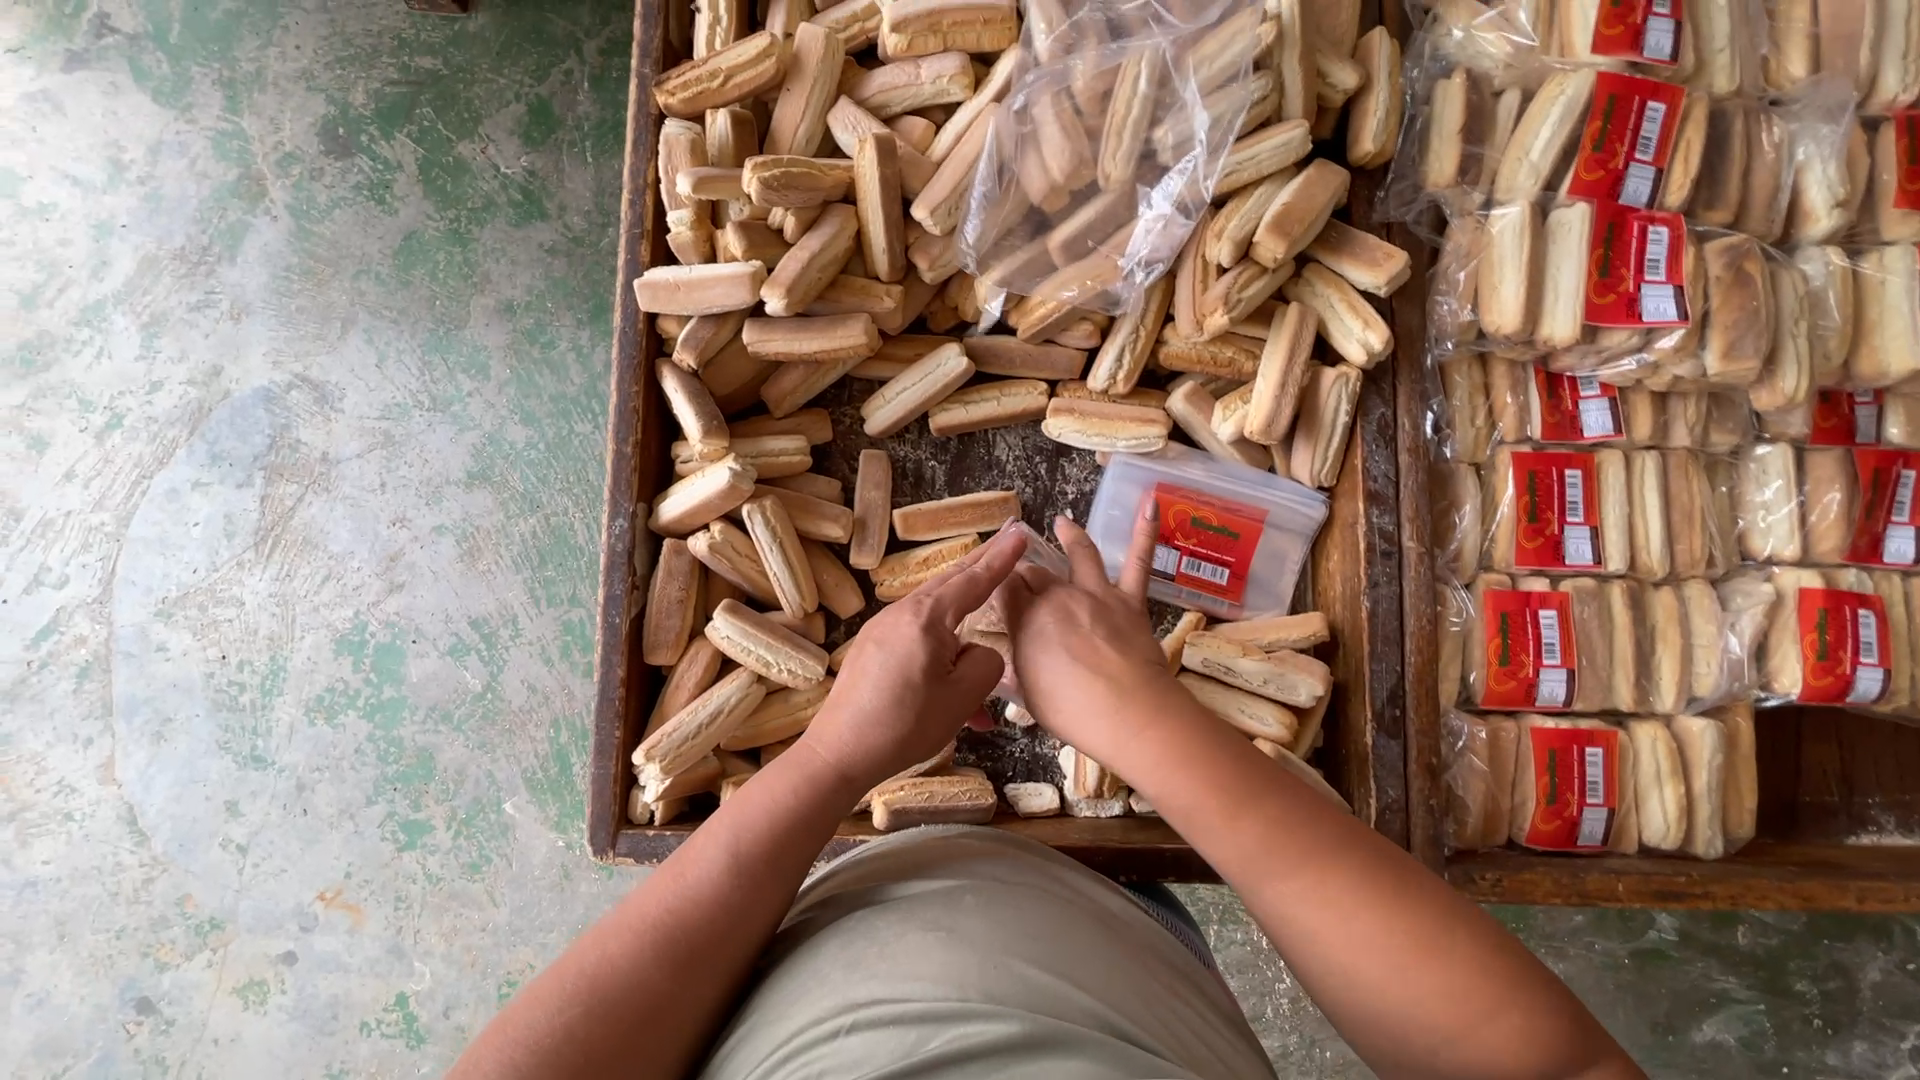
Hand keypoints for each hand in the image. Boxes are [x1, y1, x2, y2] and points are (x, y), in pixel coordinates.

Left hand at [795, 527, 1028, 799]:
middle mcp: (901, 613)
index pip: (974, 579)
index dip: (1001, 557)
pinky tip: (951, 686)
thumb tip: (976, 652)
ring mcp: (881, 629)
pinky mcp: (871, 649)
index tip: (1019, 532)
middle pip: (950, 583)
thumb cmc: (905, 724)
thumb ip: (985, 664)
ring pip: (934, 614)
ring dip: (962, 619)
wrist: (839, 752)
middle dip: (981, 565)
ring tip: (985, 616)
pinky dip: (940, 648)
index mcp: (927, 617)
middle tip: (1006, 543)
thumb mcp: (962, 697)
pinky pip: (915, 636)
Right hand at [996, 501, 1184, 765]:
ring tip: (1063, 522)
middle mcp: (1056, 598)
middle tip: (1023, 573)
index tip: (996, 590)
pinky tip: (1152, 504)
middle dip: (1025, 570)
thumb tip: (1000, 671)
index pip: (1004, 590)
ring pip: (1080, 555)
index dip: (999, 588)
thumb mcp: (1028, 697)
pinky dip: (1144, 532)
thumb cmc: (1071, 713)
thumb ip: (1014, 676)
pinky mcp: (1130, 601)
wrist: (1128, 713)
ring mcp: (1095, 594)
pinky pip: (1138, 561)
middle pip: (1035, 573)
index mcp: (1025, 620)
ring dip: (1070, 535)